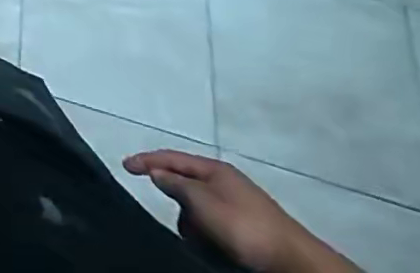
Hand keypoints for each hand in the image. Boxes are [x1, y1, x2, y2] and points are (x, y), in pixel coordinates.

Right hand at [124, 151, 358, 272]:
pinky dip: (208, 238)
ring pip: (198, 210)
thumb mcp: (204, 203)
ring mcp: (236, 205)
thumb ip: (177, 185)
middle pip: (184, 185)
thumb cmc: (245, 229)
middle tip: (185, 228)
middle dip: (177, 205)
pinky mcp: (244, 229)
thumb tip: (157, 172)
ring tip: (205, 247)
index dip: (147, 160)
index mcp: (214, 169)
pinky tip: (215, 253)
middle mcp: (224, 182)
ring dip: (194, 227)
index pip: (172, 158)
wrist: (295, 264)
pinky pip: (212, 227)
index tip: (124, 166)